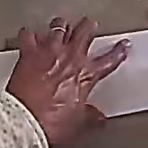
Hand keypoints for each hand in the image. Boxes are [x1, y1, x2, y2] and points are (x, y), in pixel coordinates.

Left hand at [5, 17, 130, 146]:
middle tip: (90, 24)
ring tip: (61, 24)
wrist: (25, 121)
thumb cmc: (51, 122)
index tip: (123, 45)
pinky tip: (28, 34)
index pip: (109, 59)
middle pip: (85, 31)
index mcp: (86, 74)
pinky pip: (28, 35)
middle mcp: (70, 57)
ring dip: (61, 25)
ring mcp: (49, 51)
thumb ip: (91, 116)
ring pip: (59, 26)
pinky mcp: (29, 52)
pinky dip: (28, 34)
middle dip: (89, 26)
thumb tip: (98, 118)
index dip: (119, 51)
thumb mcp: (79, 123)